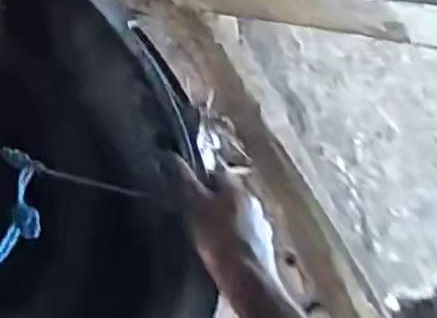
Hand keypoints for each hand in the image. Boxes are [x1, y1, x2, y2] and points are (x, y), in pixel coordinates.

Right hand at [175, 157, 275, 275]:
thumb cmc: (217, 235)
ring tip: (202, 228)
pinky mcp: (265, 250)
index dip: (196, 175)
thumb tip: (171, 154)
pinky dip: (230, 236)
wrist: (248, 282)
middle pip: (225, 192)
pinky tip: (218, 246)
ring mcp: (262, 228)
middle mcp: (254, 203)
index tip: (182, 185)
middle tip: (189, 207)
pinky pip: (242, 234)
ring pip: (234, 214)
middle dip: (209, 198)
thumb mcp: (192, 201)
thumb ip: (182, 175)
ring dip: (221, 217)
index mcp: (237, 187)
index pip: (213, 170)